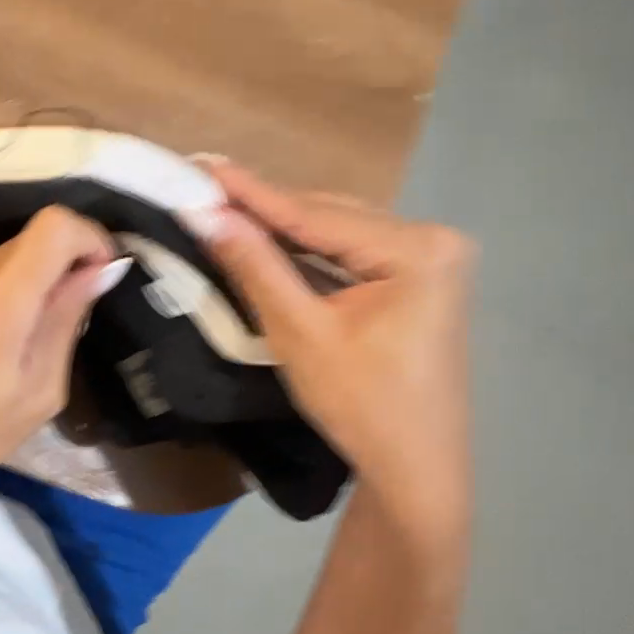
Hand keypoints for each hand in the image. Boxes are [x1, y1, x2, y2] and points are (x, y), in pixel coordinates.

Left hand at [0, 206, 127, 511]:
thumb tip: (100, 269)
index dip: (87, 237)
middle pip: (29, 237)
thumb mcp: (40, 392)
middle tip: (70, 306)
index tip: (100, 272)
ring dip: (28, 269)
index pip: (52, 229)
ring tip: (29, 319)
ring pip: (1, 246)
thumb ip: (65, 321)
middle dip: (61, 260)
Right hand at [185, 160, 475, 539]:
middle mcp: (432, 240)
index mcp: (416, 249)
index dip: (250, 193)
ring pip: (337, 233)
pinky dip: (308, 252)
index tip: (201, 166)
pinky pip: (350, 254)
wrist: (414, 467)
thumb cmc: (360, 404)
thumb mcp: (299, 332)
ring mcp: (430, 260)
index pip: (314, 214)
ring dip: (283, 227)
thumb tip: (206, 215)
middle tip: (205, 187)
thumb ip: (256, 267)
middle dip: (265, 207)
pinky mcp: (418, 281)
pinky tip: (269, 241)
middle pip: (329, 217)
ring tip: (226, 207)